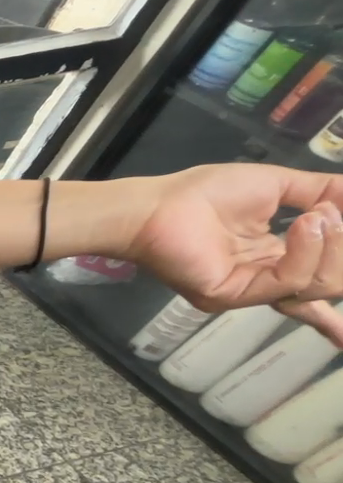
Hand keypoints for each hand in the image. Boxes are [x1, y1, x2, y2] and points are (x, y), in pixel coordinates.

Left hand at [118, 164, 342, 343]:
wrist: (158, 204)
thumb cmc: (208, 194)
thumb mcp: (283, 187)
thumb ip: (330, 193)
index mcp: (279, 257)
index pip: (322, 283)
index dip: (341, 293)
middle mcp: (265, 278)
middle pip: (333, 283)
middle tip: (331, 214)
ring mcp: (246, 290)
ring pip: (322, 284)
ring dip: (335, 243)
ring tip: (319, 214)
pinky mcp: (228, 295)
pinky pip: (289, 282)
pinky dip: (308, 251)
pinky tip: (306, 224)